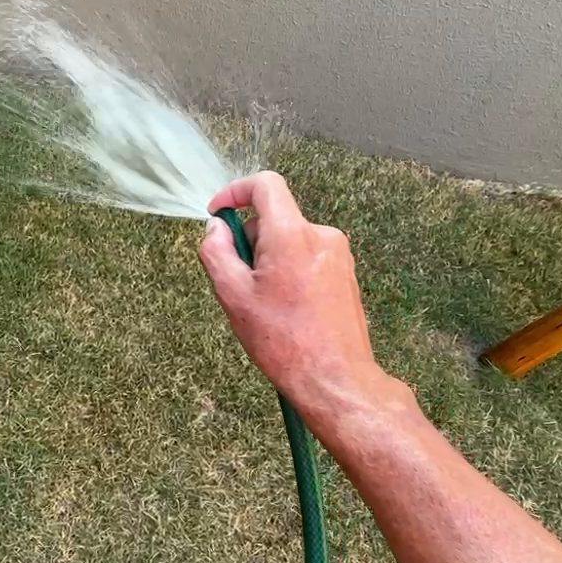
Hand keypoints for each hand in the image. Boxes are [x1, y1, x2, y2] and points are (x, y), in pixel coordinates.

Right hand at [199, 172, 402, 426]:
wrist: (334, 377)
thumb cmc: (282, 340)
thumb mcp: (233, 295)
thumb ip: (217, 252)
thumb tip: (216, 229)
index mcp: (291, 235)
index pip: (265, 185)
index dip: (234, 191)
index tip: (216, 214)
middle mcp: (320, 236)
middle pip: (273, 217)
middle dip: (248, 239)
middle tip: (237, 280)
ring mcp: (338, 254)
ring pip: (288, 239)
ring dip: (267, 258)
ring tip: (262, 301)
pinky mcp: (345, 272)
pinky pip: (306, 256)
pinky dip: (286, 269)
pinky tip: (283, 308)